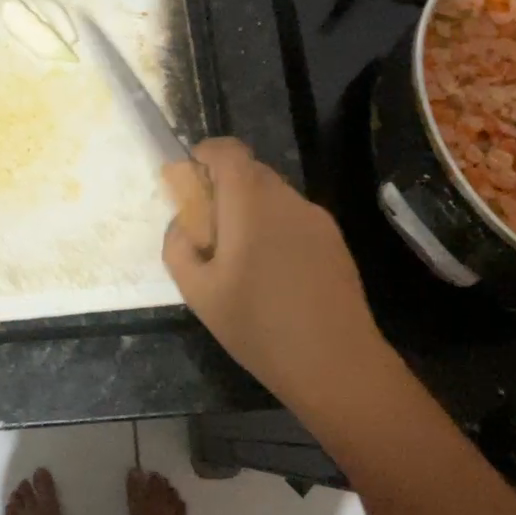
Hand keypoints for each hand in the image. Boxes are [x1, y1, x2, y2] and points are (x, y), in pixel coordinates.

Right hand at [163, 138, 385, 406]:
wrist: (336, 363)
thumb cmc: (259, 327)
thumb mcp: (199, 293)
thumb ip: (179, 247)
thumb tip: (182, 224)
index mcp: (250, 202)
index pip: (227, 150)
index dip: (205, 156)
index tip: (190, 184)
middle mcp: (286, 198)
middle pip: (250, 171)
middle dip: (224, 189)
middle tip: (209, 232)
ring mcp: (316, 217)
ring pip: (273, 195)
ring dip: (251, 211)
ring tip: (242, 260)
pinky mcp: (334, 240)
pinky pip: (294, 218)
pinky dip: (276, 229)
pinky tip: (275, 275)